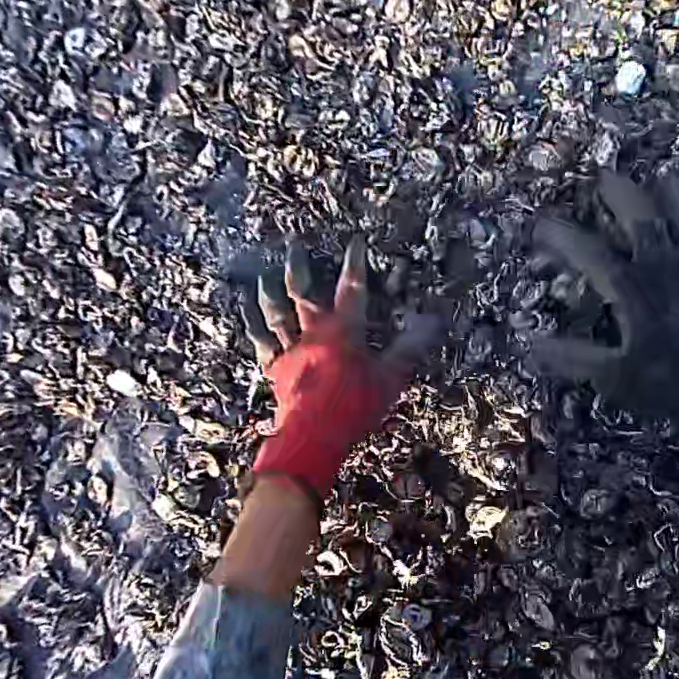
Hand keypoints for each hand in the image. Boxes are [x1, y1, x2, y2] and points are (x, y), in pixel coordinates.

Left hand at [241, 235, 440, 498]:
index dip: (355, 263)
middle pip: (304, 291)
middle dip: (300, 266)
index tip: (355, 242)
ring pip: (277, 312)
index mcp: (344, 330)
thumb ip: (410, 347)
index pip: (352, 289)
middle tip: (294, 245)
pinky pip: (260, 340)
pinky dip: (252, 322)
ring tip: (265, 273)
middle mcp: (313, 331)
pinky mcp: (276, 367)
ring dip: (270, 290)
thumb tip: (433, 321)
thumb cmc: (354, 406)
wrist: (313, 436)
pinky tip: (245, 307)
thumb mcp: (390, 378)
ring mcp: (291, 348)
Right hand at [527, 172, 678, 474]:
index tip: (540, 224)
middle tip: (601, 176)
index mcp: (634, 290)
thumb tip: (530, 345)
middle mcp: (666, 266)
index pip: (589, 253)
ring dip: (669, 189)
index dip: (561, 235)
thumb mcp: (616, 377)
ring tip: (659, 176)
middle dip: (617, 192)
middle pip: (639, 214)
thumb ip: (574, 358)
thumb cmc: (673, 385)